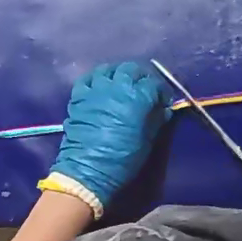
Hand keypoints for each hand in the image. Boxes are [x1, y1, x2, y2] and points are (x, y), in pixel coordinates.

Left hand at [45, 61, 172, 215]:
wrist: (88, 170)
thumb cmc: (123, 159)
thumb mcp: (148, 141)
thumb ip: (156, 120)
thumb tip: (163, 109)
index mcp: (138, 98)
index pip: (153, 83)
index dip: (159, 91)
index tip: (161, 99)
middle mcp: (117, 87)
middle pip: (130, 70)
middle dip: (139, 77)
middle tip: (141, 89)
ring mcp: (95, 89)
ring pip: (108, 70)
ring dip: (117, 74)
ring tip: (120, 84)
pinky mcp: (78, 96)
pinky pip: (87, 79)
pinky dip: (95, 80)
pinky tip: (99, 86)